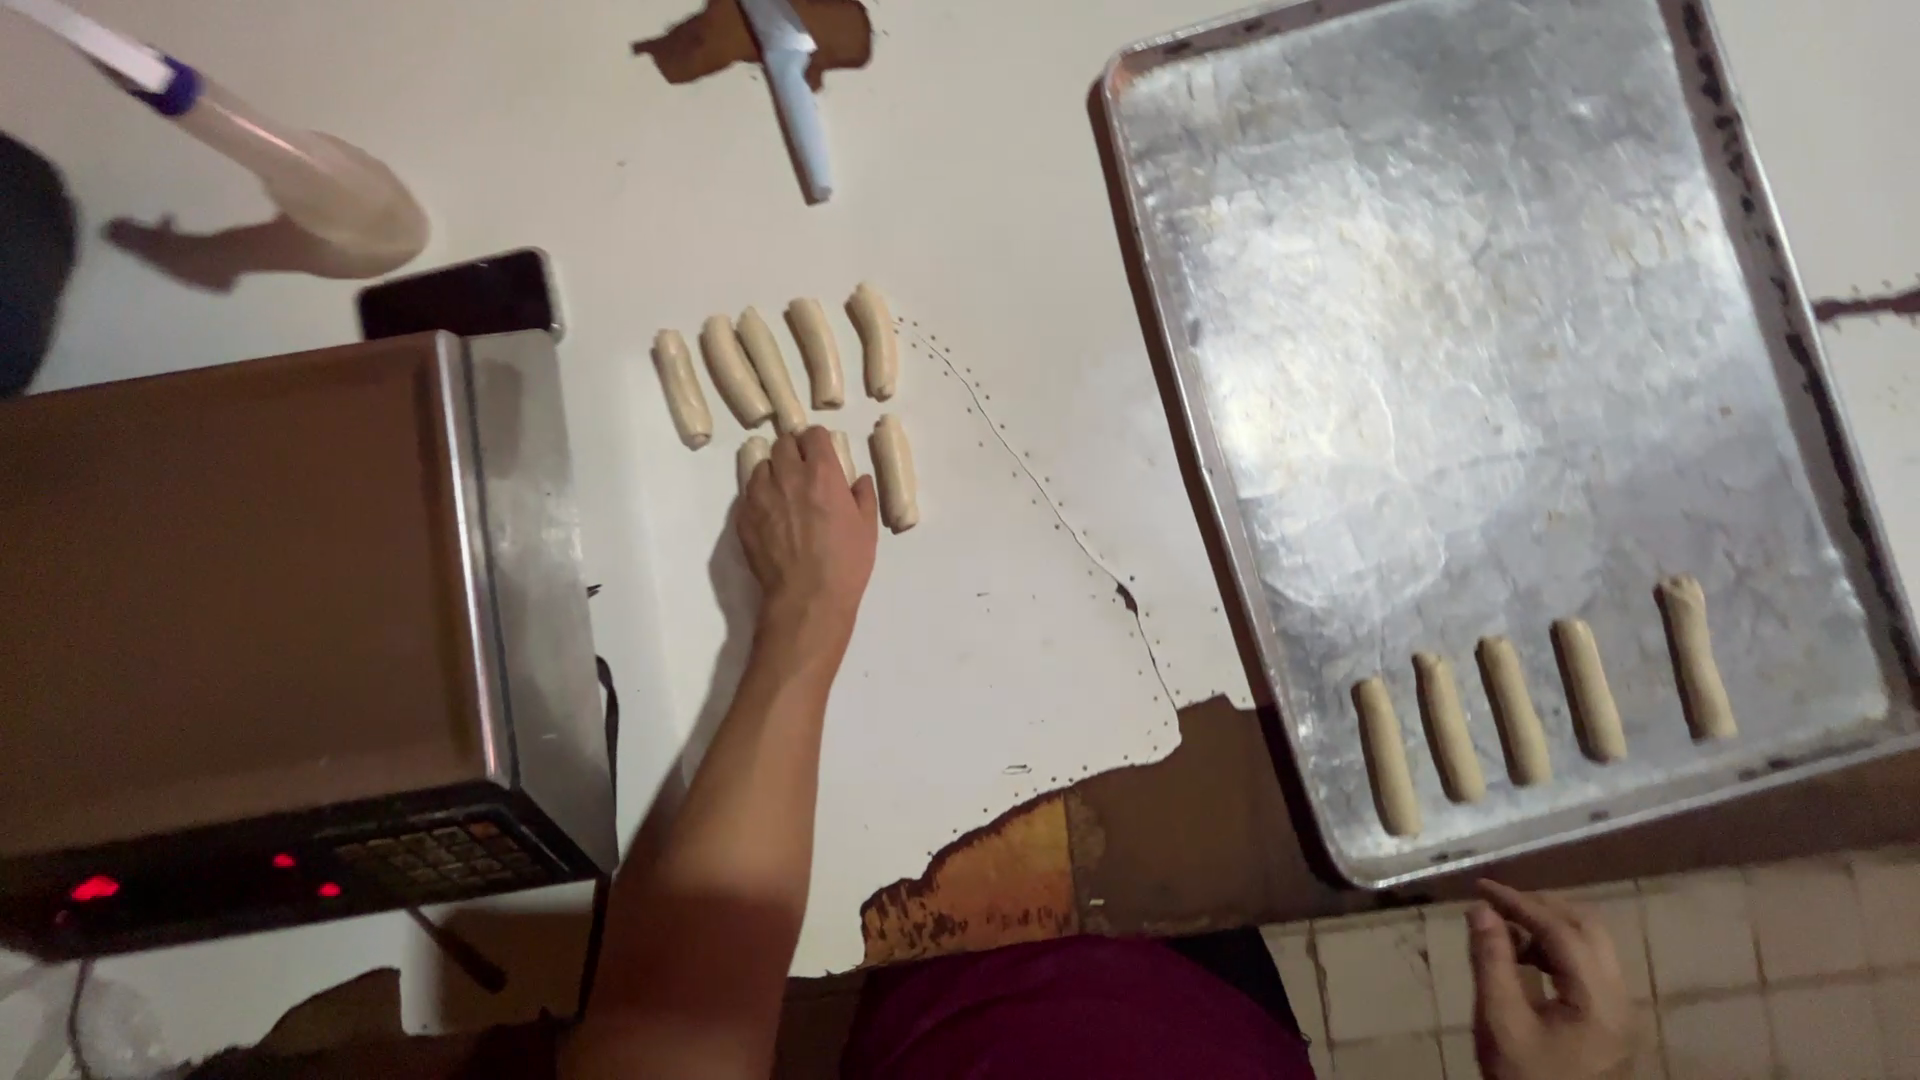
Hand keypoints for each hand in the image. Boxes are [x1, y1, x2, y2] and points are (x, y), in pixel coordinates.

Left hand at [737, 427, 878, 643]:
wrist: (808, 598)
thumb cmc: (846, 563)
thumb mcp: (867, 527)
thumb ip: (863, 496)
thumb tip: (858, 481)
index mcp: (822, 474)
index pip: (813, 434)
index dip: (819, 441)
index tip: (822, 453)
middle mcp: (788, 476)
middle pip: (783, 443)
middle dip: (794, 451)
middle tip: (803, 469)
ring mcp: (761, 495)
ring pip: (762, 465)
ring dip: (774, 471)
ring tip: (783, 490)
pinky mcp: (744, 516)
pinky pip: (748, 494)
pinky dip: (759, 496)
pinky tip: (771, 515)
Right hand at [1470, 880, 1634, 1079]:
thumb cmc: (1525, 1077)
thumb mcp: (1499, 1019)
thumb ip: (1490, 960)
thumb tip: (1480, 908)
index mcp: (1598, 1002)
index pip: (1562, 932)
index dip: (1519, 902)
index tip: (1480, 887)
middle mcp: (1619, 1000)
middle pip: (1589, 929)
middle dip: (1540, 906)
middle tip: (1496, 903)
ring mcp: (1618, 1010)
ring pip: (1591, 943)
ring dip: (1547, 925)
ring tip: (1503, 930)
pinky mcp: (1609, 1018)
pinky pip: (1586, 963)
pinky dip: (1554, 946)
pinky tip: (1522, 956)